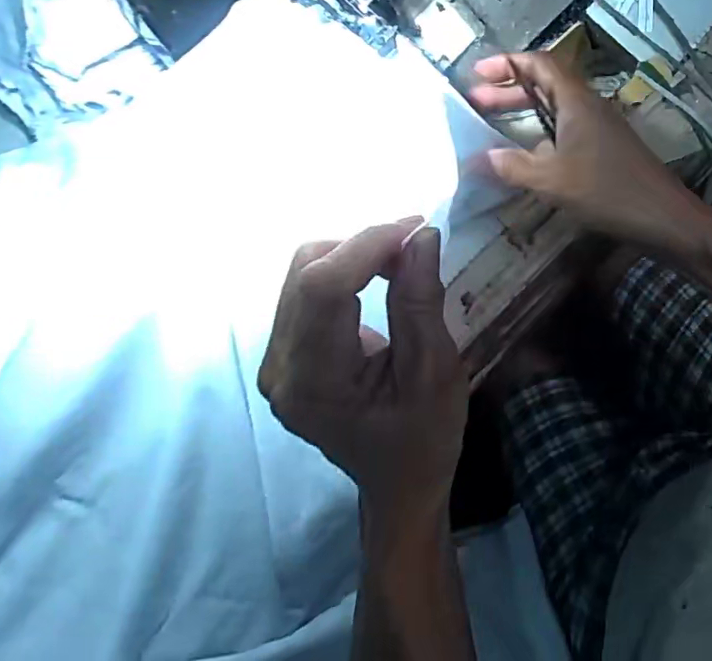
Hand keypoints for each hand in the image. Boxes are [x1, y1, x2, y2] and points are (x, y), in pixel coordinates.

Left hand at [258, 220, 467, 523]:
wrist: (398, 483)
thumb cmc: (424, 438)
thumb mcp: (436, 372)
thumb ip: (420, 302)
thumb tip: (421, 235)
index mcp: (315, 383)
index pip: (323, 287)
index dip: (368, 245)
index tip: (417, 229)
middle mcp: (280, 368)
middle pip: (307, 271)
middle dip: (363, 244)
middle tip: (415, 245)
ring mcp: (275, 360)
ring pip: (303, 270)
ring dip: (354, 252)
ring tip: (401, 259)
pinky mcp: (284, 350)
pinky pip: (306, 287)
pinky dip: (345, 268)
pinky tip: (377, 275)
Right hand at [467, 52, 711, 253]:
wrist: (664, 216)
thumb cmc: (607, 191)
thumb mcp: (552, 180)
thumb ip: (513, 166)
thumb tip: (478, 158)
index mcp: (576, 101)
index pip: (539, 63)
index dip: (507, 63)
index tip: (477, 74)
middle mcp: (588, 106)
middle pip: (545, 83)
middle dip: (509, 89)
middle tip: (476, 103)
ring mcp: (598, 127)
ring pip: (555, 107)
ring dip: (524, 111)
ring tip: (492, 125)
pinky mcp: (604, 147)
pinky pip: (565, 128)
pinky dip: (540, 132)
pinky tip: (526, 154)